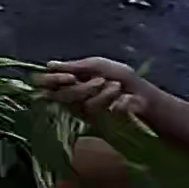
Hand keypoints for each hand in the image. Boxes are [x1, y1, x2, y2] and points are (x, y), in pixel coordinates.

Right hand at [35, 57, 157, 117]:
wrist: (146, 95)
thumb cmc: (120, 78)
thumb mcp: (99, 65)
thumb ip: (75, 66)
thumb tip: (49, 65)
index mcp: (66, 81)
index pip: (42, 82)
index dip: (51, 80)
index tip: (69, 77)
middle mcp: (68, 97)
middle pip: (59, 95)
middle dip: (83, 88)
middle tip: (101, 81)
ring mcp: (81, 111)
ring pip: (81, 105)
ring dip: (105, 95)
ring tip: (118, 88)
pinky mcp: (96, 122)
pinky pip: (102, 115)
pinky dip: (117, 104)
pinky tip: (126, 100)